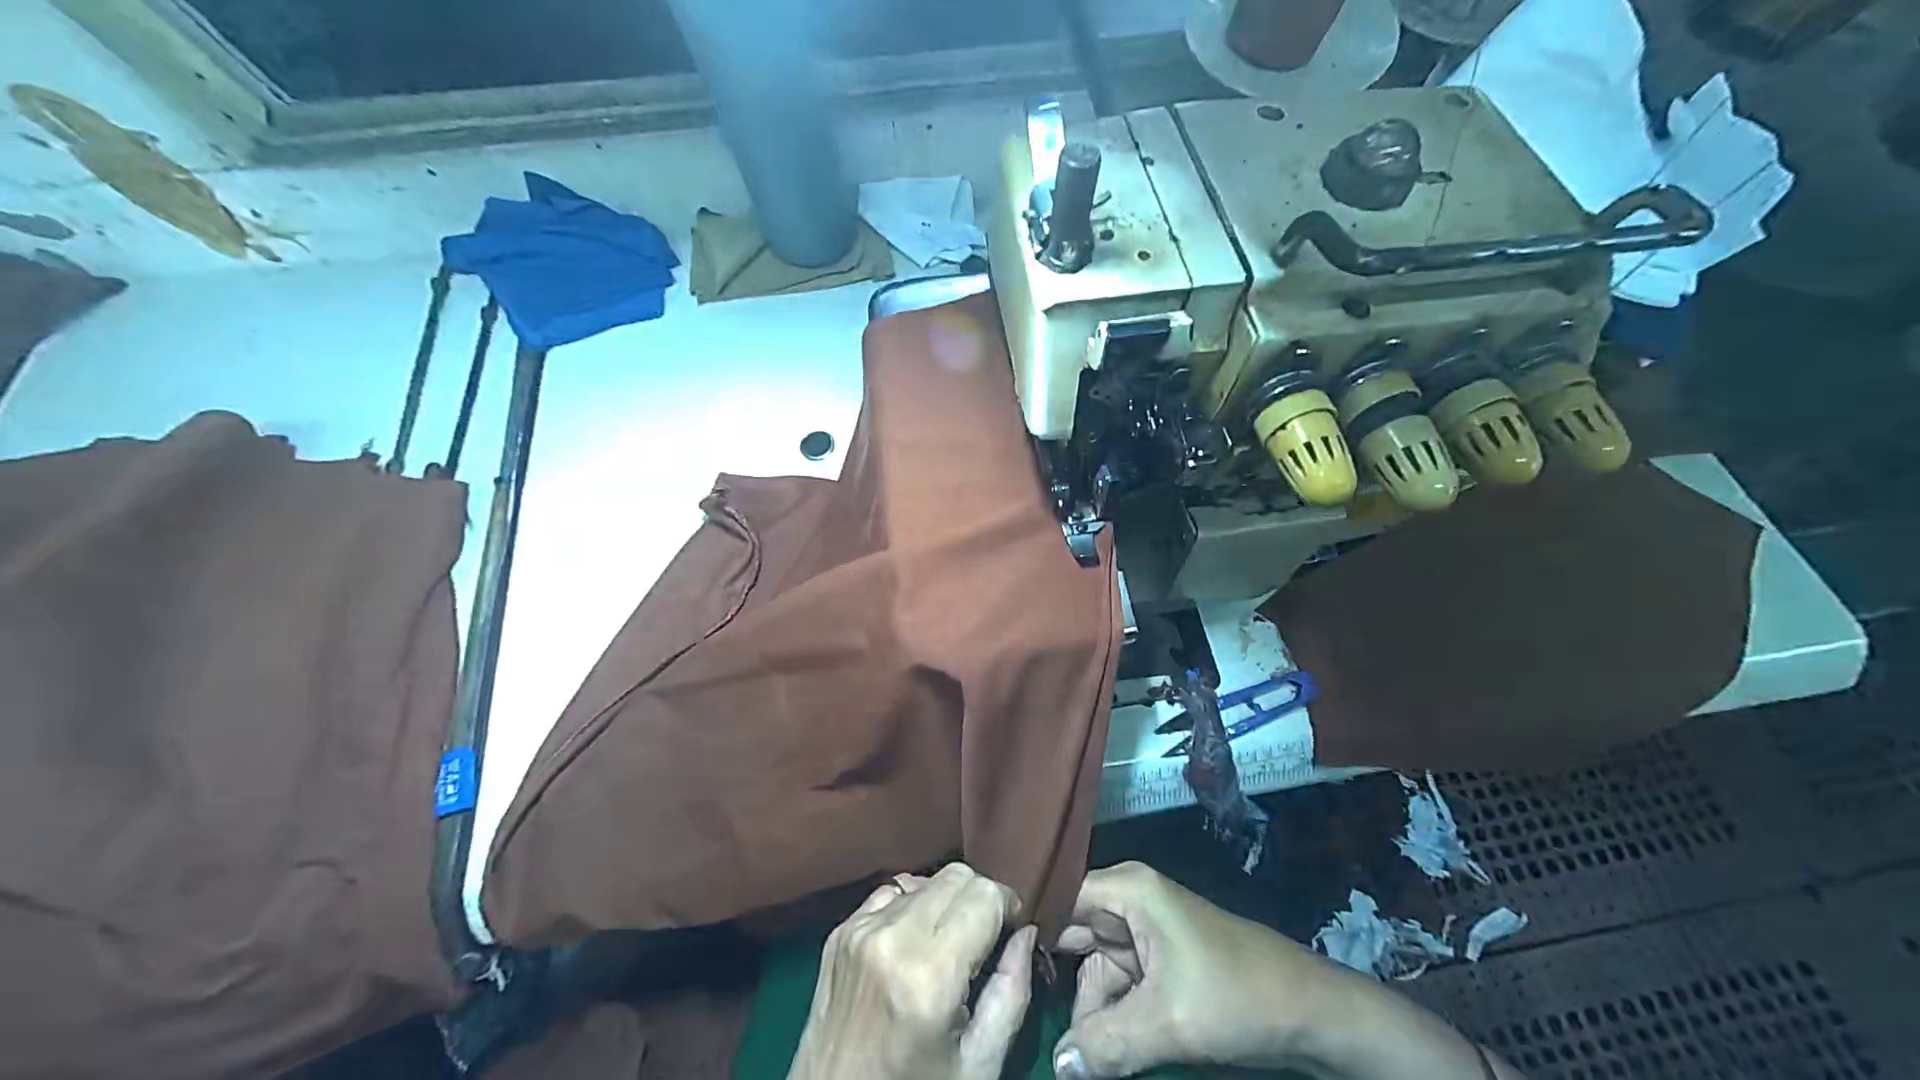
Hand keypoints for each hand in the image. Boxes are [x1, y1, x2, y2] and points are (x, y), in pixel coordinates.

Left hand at [787, 862, 1037, 1079]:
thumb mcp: (978, 1066)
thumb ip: (1012, 993)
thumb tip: (1027, 932)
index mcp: (929, 976)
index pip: (985, 894)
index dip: (1009, 907)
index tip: (1012, 932)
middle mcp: (891, 939)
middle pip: (957, 876)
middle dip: (981, 899)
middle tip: (985, 939)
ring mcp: (859, 930)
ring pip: (926, 879)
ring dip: (947, 902)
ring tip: (948, 945)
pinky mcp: (840, 931)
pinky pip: (892, 892)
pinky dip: (913, 907)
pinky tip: (915, 944)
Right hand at [1053, 862, 1513, 1079]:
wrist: (1314, 1015)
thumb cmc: (1237, 997)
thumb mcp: (1169, 1023)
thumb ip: (1107, 1042)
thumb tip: (1057, 1067)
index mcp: (1128, 890)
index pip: (1061, 897)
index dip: (1033, 930)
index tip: (1003, 966)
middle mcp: (1130, 902)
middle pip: (1075, 938)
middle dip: (1061, 984)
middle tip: (1031, 1021)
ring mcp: (1145, 932)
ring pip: (1097, 970)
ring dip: (1090, 1013)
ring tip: (1081, 1057)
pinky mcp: (1159, 963)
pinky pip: (1120, 986)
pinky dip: (1112, 1017)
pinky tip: (1104, 1051)